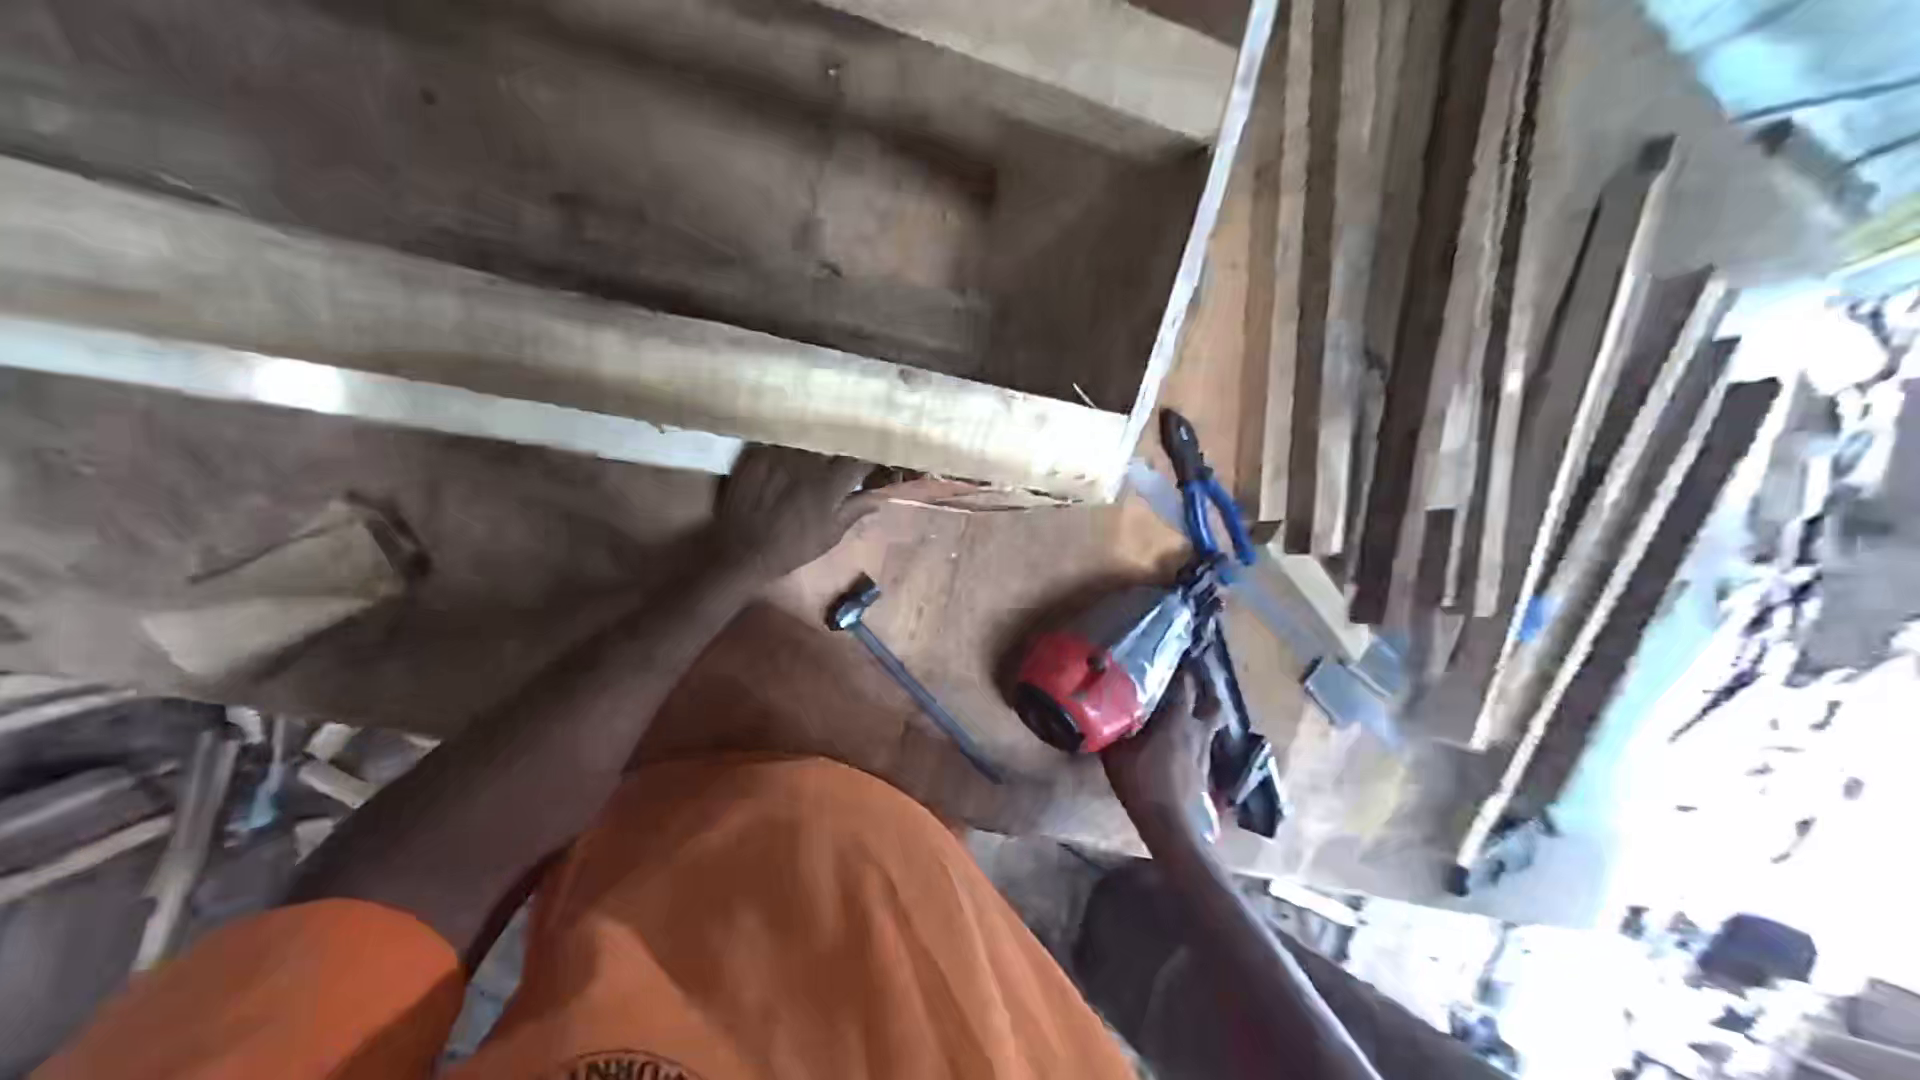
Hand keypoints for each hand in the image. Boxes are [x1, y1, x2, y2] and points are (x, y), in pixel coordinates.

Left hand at [710, 446, 879, 581]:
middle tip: (846, 458)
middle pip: (835, 441)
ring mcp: (780, 453)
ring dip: (817, 443)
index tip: (872, 465)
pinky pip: (781, 439)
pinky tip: (790, 454)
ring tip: (818, 452)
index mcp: (831, 480)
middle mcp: (808, 459)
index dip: (870, 459)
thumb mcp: (831, 534)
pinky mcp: (757, 452)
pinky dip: (790, 445)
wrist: (742, 551)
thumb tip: (881, 496)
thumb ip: (856, 509)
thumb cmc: (793, 547)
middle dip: (845, 447)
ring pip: (807, 436)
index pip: (861, 457)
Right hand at [1103, 664, 1221, 842]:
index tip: (1169, 658)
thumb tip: (1097, 711)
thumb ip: (1111, 730)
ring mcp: (1205, 751)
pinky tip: (1181, 745)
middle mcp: (1197, 730)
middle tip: (1185, 684)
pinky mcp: (1206, 771)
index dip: (1179, 669)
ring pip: (1211, 723)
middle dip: (1201, 689)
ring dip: (1202, 714)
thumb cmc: (1142, 782)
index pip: (1184, 683)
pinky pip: (1204, 744)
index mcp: (1178, 718)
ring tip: (1185, 712)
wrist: (1172, 825)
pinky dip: (1195, 738)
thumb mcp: (1116, 754)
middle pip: (1211, 701)